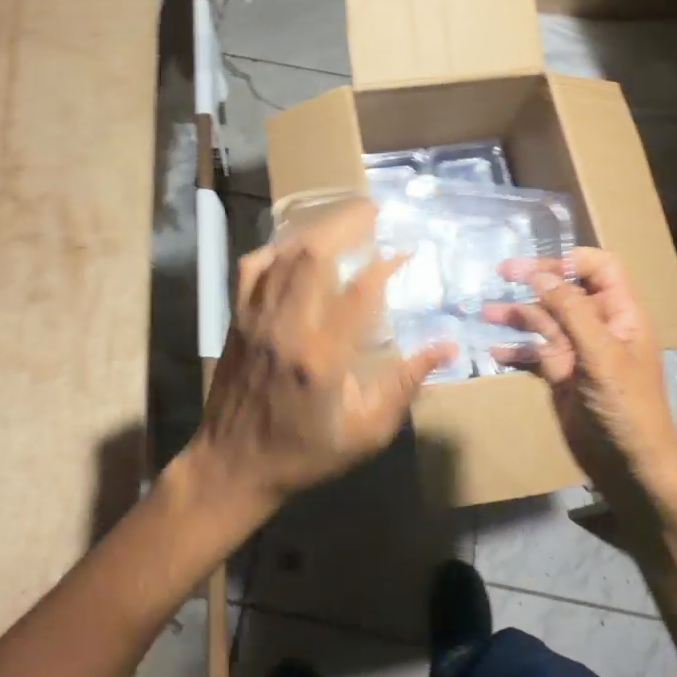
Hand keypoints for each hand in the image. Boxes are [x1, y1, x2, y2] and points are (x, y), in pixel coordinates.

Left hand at [184, 199, 452, 512]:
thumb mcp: (365, 433)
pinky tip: (295, 246)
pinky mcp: (236, 318)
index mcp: (321, 360)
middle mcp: (285, 329)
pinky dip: (276, 248)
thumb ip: (404, 385)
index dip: (385, 264)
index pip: (359, 292)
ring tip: (344, 220)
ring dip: (317, 230)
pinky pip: (252, 267)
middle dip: (347, 224)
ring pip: (284, 255)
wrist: (231, 466)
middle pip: (314, 255)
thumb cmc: (304, 454)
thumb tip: (445, 347)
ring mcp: (255, 319)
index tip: (405, 251)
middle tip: (374, 211)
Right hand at [484, 248, 676, 490]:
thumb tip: (538, 274)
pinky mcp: (561, 377)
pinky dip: (515, 350)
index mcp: (621, 314)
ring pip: (544, 321)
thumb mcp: (601, 353)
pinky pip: (534, 354)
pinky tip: (495, 351)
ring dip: (517, 314)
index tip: (539, 268)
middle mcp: (599, 327)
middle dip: (535, 280)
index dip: (571, 261)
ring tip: (485, 312)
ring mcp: (578, 352)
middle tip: (500, 273)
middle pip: (565, 290)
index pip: (600, 268)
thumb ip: (570, 310)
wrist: (630, 467)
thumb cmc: (626, 406)